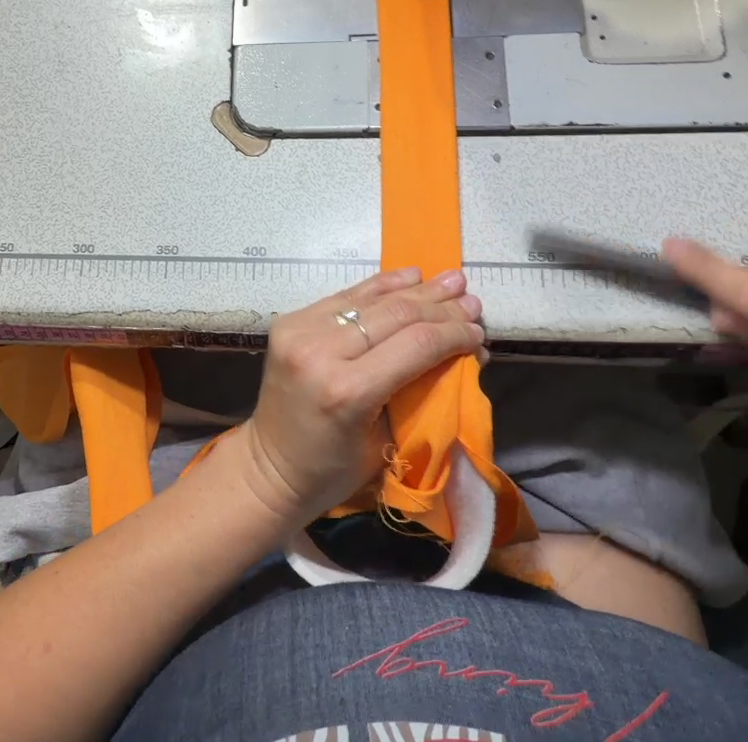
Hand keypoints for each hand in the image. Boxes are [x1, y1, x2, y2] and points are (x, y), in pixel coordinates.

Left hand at [237, 268, 485, 521]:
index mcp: (347, 391)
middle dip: (440, 309)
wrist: (268, 466)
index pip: (416, 345)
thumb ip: (426, 393)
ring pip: (371, 300)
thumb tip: (469, 354)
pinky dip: (381, 286)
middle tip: (473, 302)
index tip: (480, 333)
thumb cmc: (333, 470)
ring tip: (452, 281)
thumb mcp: (390, 442)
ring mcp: (299, 331)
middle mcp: (320, 352)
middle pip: (396, 316)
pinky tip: (410, 277)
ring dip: (416, 290)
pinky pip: (345, 298)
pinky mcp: (290, 322)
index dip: (453, 334)